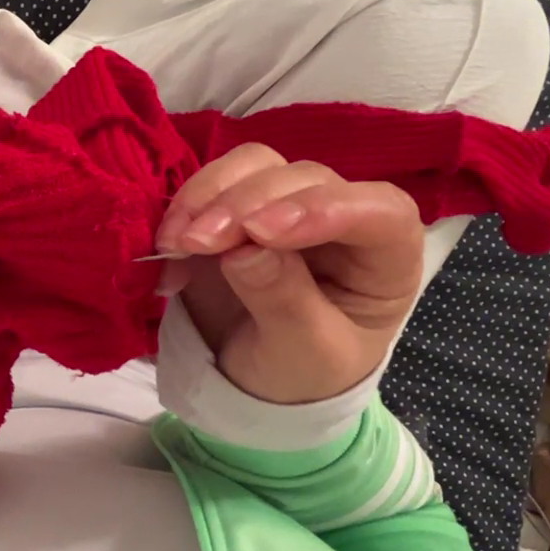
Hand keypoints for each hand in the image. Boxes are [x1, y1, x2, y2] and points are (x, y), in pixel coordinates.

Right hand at [156, 143, 424, 404]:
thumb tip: (244, 251)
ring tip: (172, 243)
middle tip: (195, 243)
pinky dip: (184, 208)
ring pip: (255, 166)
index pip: (378, 211)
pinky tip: (166, 251)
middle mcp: (339, 219)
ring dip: (209, 195)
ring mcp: (283, 209)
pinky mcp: (235, 211)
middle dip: (244, 205)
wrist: (255, 383)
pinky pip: (212, 186)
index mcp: (383, 259)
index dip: (324, 208)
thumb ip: (283, 302)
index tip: (261, 232)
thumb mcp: (303, 355)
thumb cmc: (301, 375)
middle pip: (302, 179)